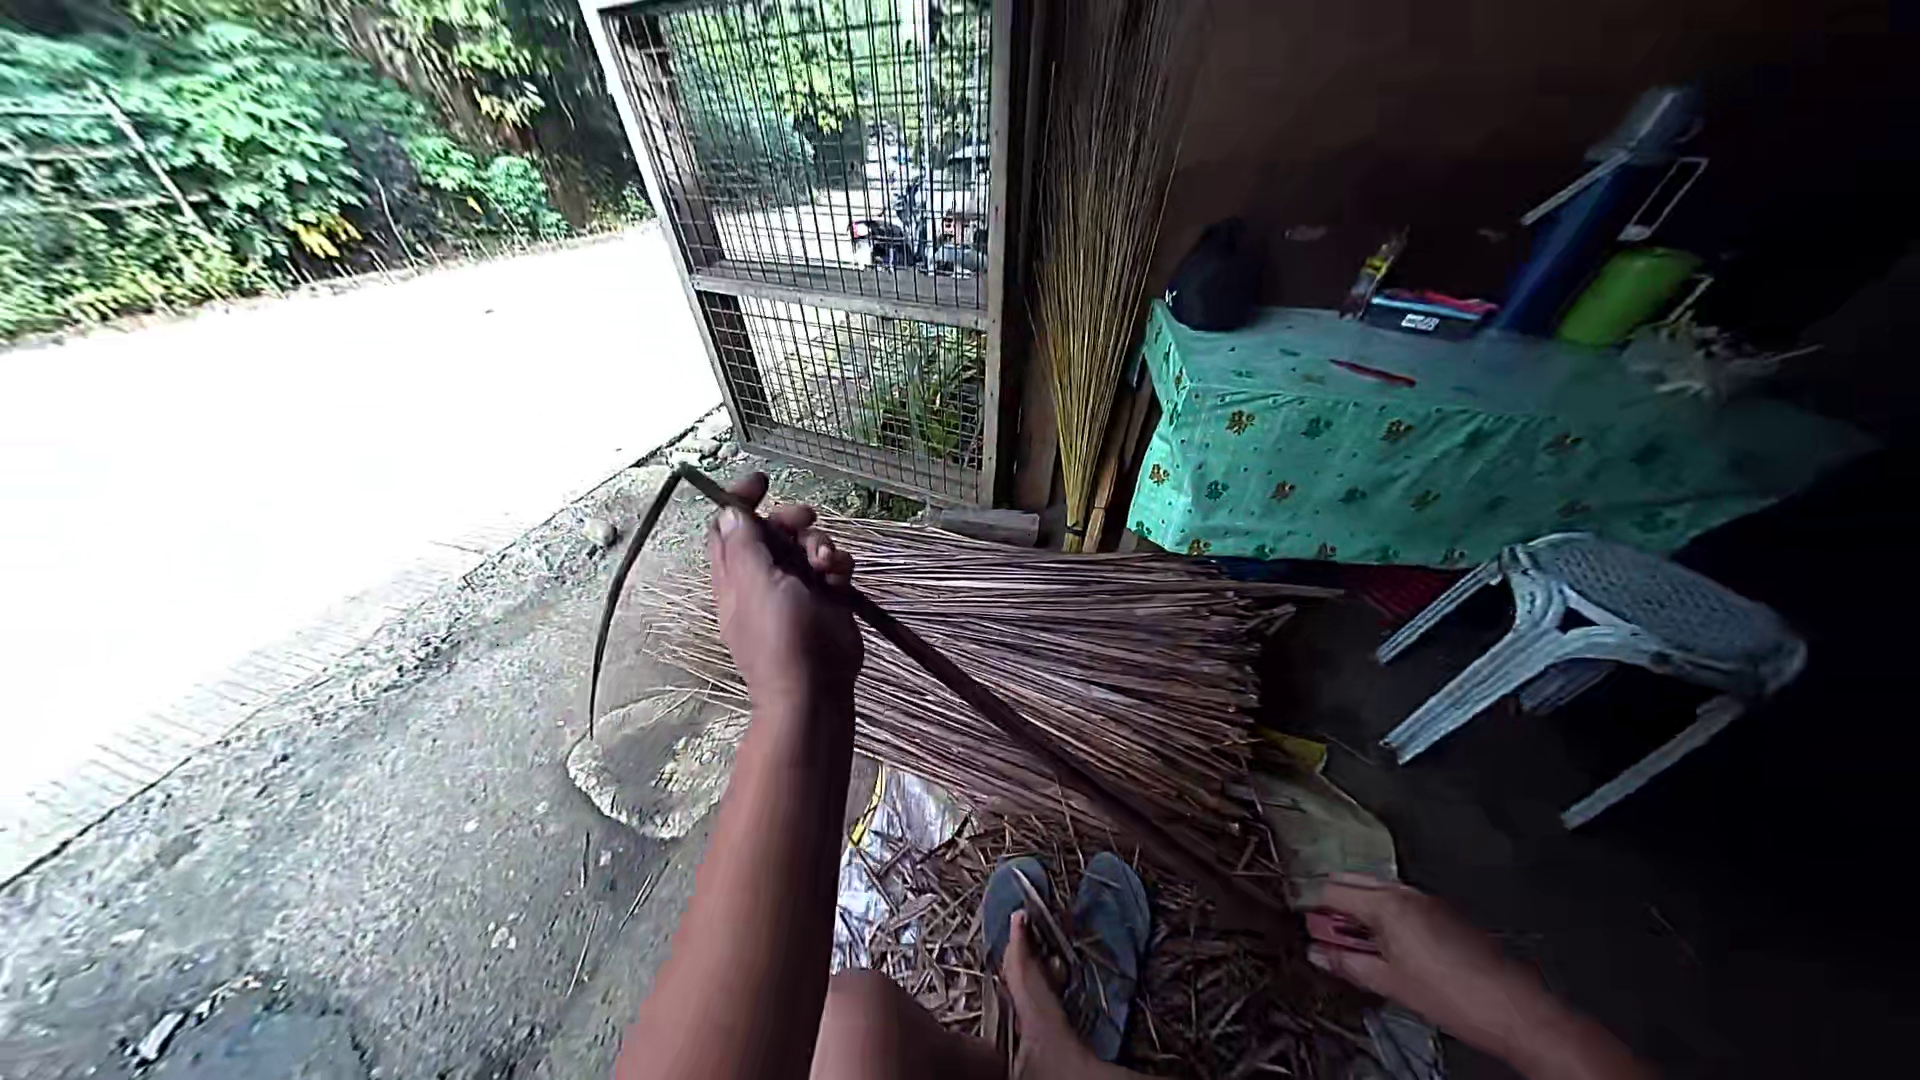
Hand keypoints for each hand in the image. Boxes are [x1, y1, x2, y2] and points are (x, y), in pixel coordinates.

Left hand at [707, 473, 862, 711]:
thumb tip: (728, 512)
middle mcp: (765, 576)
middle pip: (774, 530)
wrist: (816, 686)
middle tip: (805, 520)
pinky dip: (838, 564)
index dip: (740, 500)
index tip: (762, 481)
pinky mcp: (828, 595)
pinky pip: (834, 564)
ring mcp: (798, 587)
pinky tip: (839, 577)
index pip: (728, 526)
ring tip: (826, 563)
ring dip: (820, 544)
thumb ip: (743, 546)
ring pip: (808, 544)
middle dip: (791, 520)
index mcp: (736, 574)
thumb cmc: (778, 637)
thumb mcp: (755, 585)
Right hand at [1306, 874, 1558, 1063]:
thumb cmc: (1458, 998)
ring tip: (1361, 946)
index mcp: (1385, 903)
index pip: (1332, 891)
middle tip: (1330, 935)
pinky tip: (1391, 947)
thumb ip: (1346, 963)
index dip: (1316, 909)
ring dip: (1361, 911)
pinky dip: (1385, 916)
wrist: (1519, 1013)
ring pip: (1376, 892)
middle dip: (1336, 906)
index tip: (1312, 929)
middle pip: (1352, 883)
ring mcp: (1426, 901)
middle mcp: (1404, 893)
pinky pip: (1400, 903)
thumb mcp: (1389, 983)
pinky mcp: (1443, 914)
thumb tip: (1318, 954)